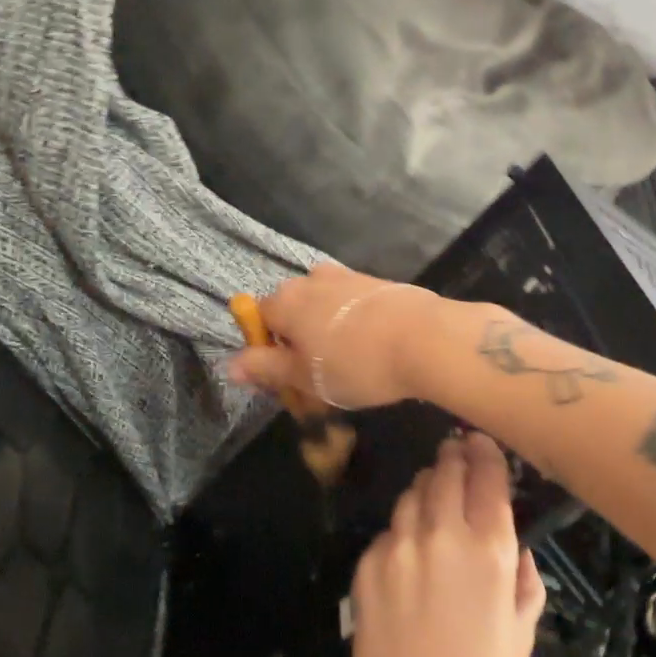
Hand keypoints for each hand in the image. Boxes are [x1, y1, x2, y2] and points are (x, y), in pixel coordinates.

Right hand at [228, 264, 443, 408]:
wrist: (425, 338)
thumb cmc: (355, 363)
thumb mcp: (303, 377)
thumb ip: (264, 368)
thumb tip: (230, 365)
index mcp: (285, 300)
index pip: (260, 321)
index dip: (269, 352)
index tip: (290, 380)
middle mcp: (311, 279)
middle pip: (292, 312)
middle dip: (300, 342)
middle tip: (319, 380)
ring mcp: (347, 276)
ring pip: (324, 308)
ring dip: (328, 334)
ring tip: (351, 368)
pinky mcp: (377, 283)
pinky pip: (352, 305)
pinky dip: (354, 325)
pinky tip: (374, 350)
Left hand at [345, 432, 545, 656]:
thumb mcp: (522, 634)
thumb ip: (524, 581)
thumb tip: (517, 550)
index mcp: (489, 549)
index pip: (487, 476)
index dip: (486, 453)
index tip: (482, 442)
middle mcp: (443, 533)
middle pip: (446, 471)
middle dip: (454, 457)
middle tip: (456, 452)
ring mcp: (400, 544)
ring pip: (413, 491)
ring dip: (427, 486)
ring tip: (433, 493)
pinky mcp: (368, 561)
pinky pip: (389, 528)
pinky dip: (402, 528)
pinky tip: (409, 548)